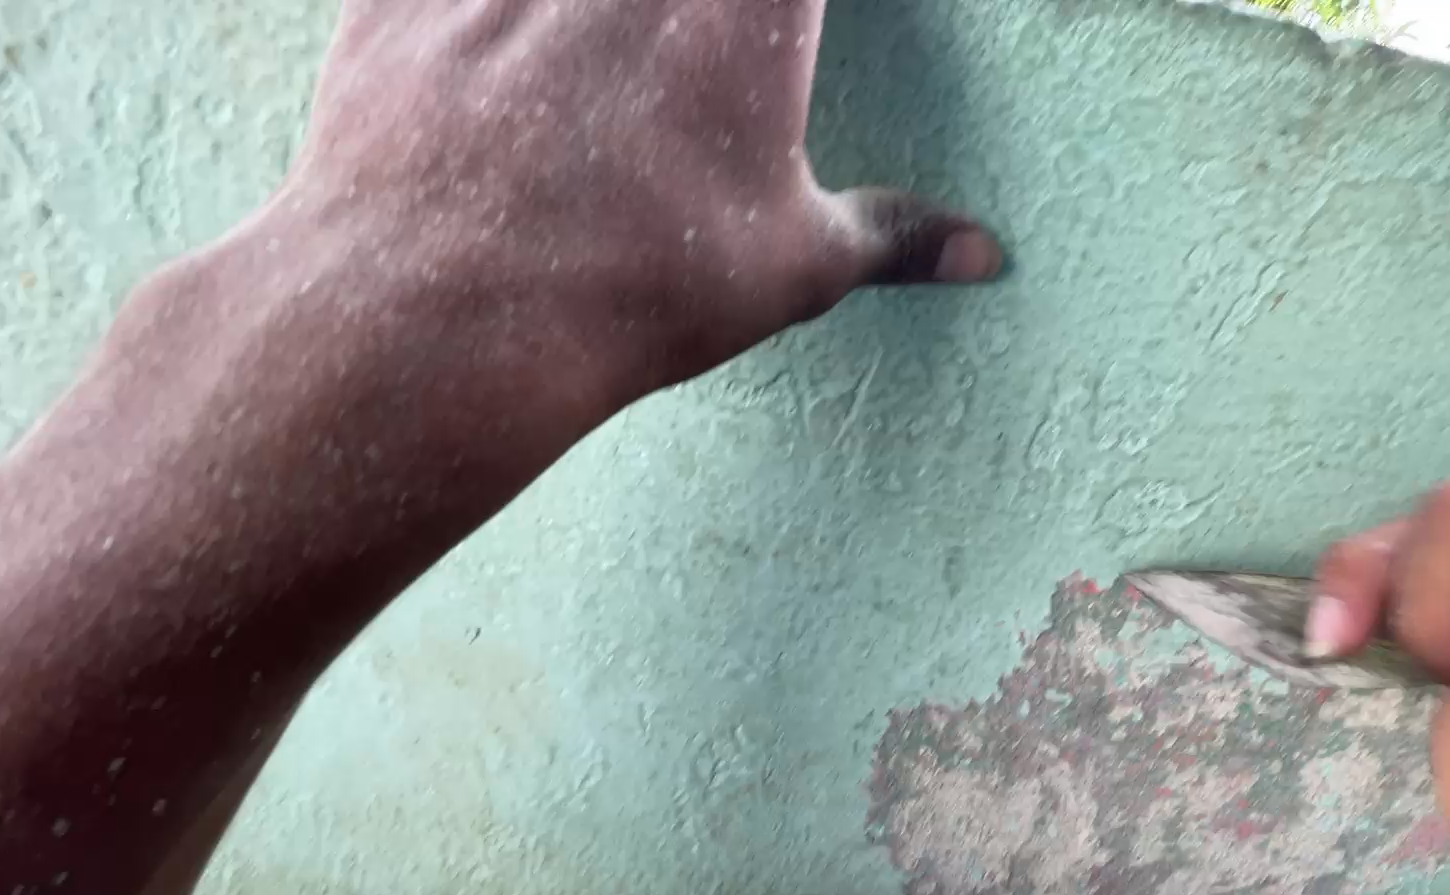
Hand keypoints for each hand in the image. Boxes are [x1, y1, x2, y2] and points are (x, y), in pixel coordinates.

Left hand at [285, 0, 999, 418]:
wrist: (462, 309)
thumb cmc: (652, 282)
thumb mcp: (800, 266)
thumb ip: (899, 238)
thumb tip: (987, 254)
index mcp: (749, 1)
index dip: (806, 12)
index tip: (807, 38)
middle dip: (742, 21)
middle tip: (722, 75)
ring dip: (622, 32)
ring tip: (636, 98)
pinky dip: (500, 19)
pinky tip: (539, 69)